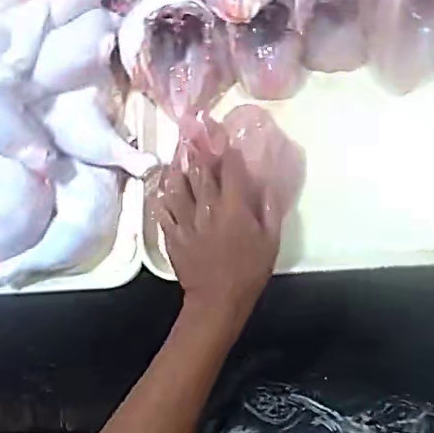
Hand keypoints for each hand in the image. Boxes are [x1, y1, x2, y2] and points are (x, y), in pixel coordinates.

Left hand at [154, 139, 277, 322]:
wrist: (217, 301)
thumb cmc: (249, 270)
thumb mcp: (271, 240)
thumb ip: (270, 208)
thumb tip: (268, 182)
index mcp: (234, 207)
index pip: (230, 169)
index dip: (227, 149)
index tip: (224, 135)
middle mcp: (207, 207)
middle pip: (200, 171)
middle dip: (197, 149)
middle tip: (194, 131)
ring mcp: (186, 220)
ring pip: (177, 185)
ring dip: (177, 165)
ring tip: (176, 149)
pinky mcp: (172, 234)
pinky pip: (163, 208)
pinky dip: (162, 193)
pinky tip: (162, 183)